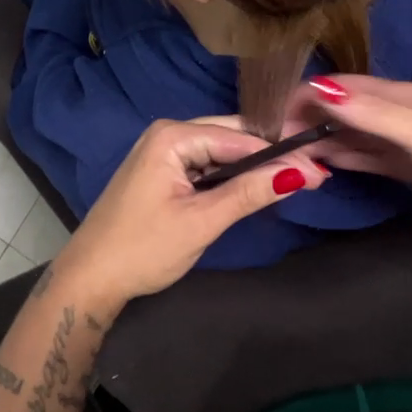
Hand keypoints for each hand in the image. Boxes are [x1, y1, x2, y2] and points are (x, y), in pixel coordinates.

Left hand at [50, 119, 327, 306]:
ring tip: (298, 175)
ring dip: (254, 165)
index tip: (321, 166)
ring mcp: (162, 150)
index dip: (281, 153)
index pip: (239, 137)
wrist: (90, 278)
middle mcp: (167, 132)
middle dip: (271, 155)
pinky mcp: (162, 170)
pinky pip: (205, 163)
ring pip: (220, 150)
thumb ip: (249, 193)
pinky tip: (258, 184)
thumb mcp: (202, 222)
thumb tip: (301, 173)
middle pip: (230, 136)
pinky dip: (231, 174)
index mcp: (173, 136)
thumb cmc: (144, 249)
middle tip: (316, 169)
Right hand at [286, 75, 411, 253]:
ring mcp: (409, 143)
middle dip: (311, 116)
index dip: (307, 96)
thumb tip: (319, 87)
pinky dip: (347, 158)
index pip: (344, 87)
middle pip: (347, 108)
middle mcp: (403, 113)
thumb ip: (373, 114)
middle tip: (273, 138)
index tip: (271, 115)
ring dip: (326, 138)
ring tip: (290, 152)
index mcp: (405, 96)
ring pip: (356, 134)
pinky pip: (371, 158)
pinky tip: (325, 163)